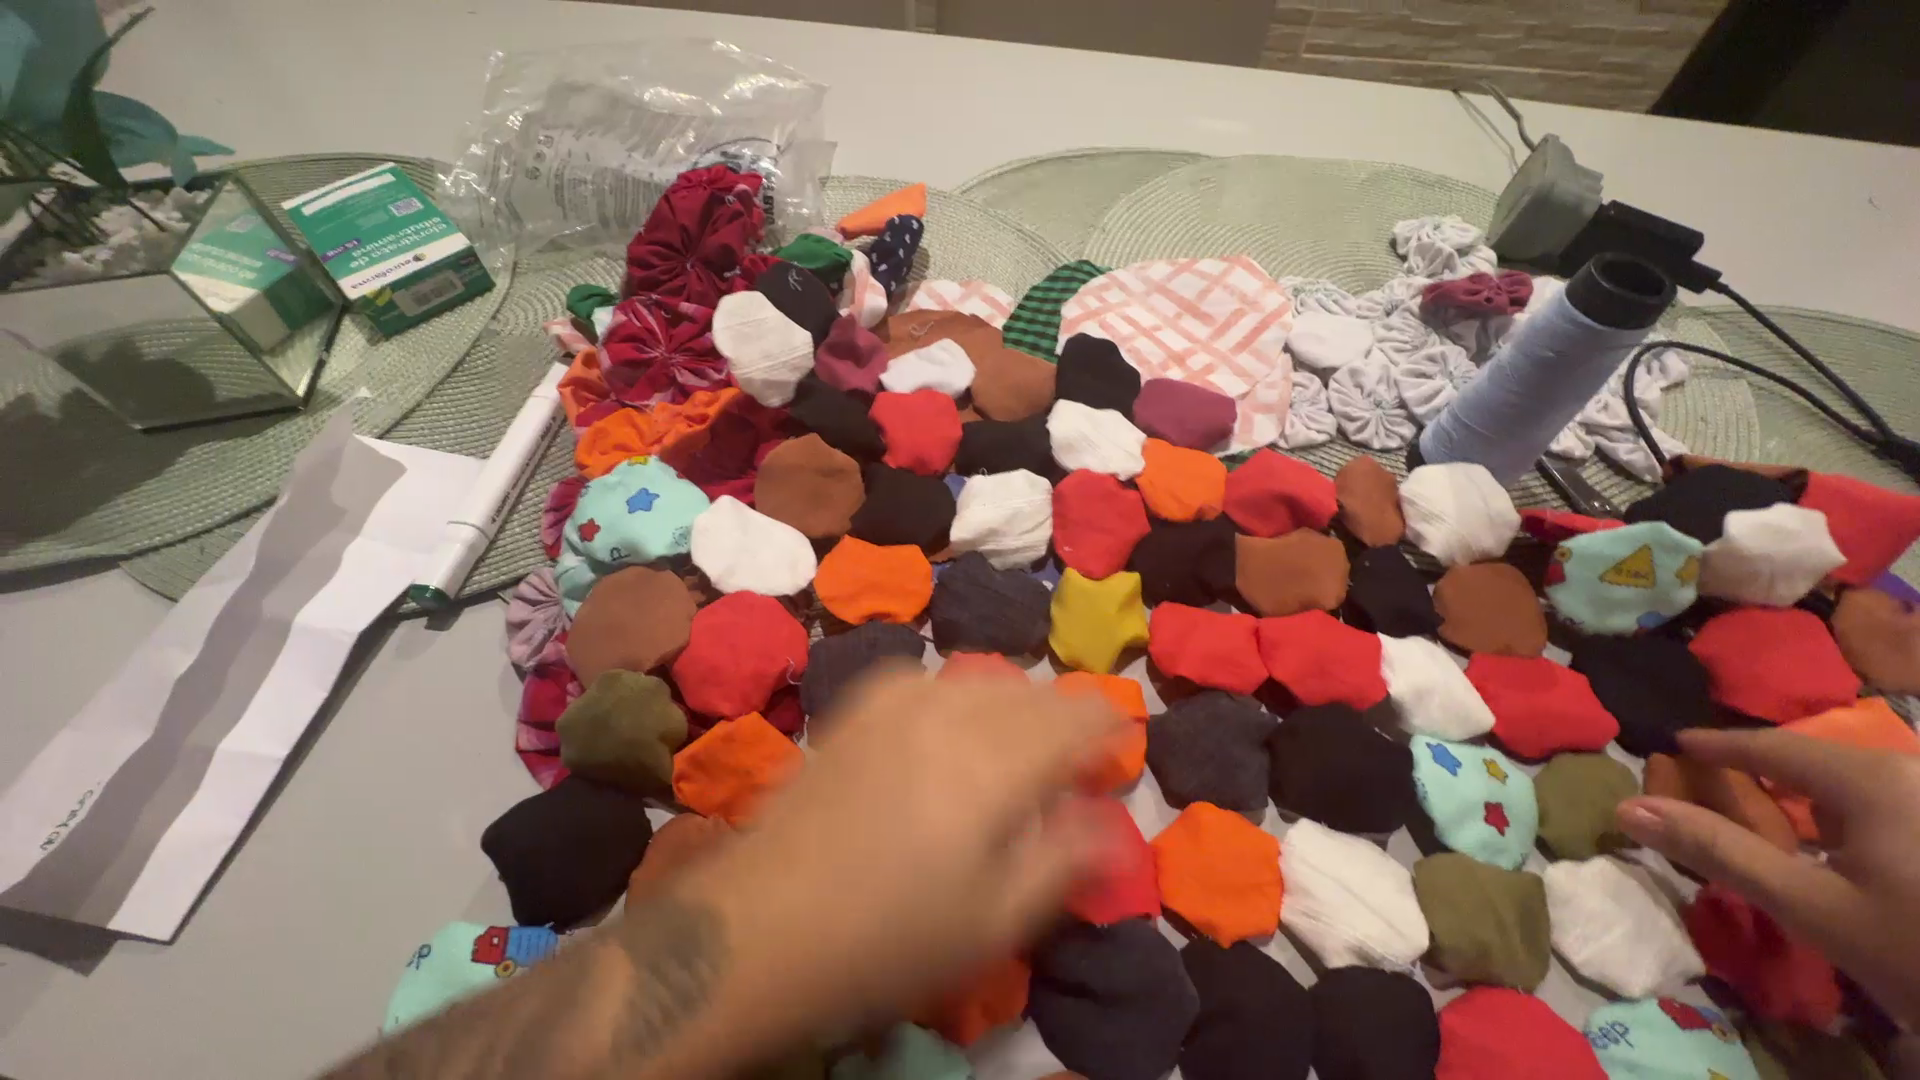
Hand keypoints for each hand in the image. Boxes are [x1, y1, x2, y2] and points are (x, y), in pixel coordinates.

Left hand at [676, 667, 1123, 1051]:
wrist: (759, 923)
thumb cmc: (887, 936)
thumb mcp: (993, 922)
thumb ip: (1063, 859)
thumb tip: (1112, 821)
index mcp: (994, 761)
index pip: (1076, 715)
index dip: (1108, 724)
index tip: (1120, 746)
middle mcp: (950, 712)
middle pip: (1032, 691)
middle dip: (1064, 717)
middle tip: (1072, 760)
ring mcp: (897, 701)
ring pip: (983, 678)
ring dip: (1016, 704)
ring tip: (1018, 745)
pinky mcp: (858, 706)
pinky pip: (930, 678)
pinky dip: (961, 695)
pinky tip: (951, 726)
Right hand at [1617, 728, 1919, 1027]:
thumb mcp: (1810, 906)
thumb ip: (1715, 850)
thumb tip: (1625, 805)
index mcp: (1872, 779)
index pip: (1770, 746)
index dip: (1717, 745)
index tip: (1676, 743)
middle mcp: (1917, 775)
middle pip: (1823, 762)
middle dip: (1769, 771)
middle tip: (1722, 784)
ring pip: (1867, 784)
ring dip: (1819, 797)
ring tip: (1784, 818)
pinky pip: (1901, 806)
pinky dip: (1861, 817)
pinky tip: (1856, 850)